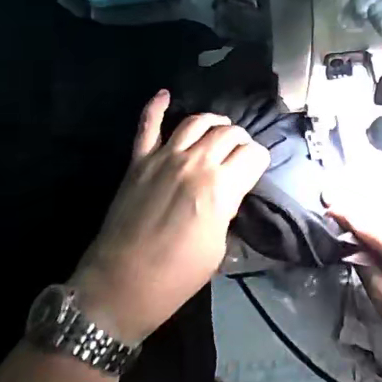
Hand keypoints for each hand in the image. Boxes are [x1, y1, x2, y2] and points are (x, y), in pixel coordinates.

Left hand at [72, 90, 269, 342]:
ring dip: (213, 122)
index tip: (257, 170)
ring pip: (196, 121)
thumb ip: (227, 210)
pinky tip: (165, 94)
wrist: (120, 286)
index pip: (253, 155)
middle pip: (229, 133)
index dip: (260, 160)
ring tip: (219, 130)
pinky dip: (156, 107)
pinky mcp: (138, 162)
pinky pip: (147, 126)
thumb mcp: (219, 247)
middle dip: (241, 141)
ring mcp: (163, 158)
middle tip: (241, 154)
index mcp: (220, 187)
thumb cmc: (177, 276)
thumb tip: (228, 195)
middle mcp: (195, 163)